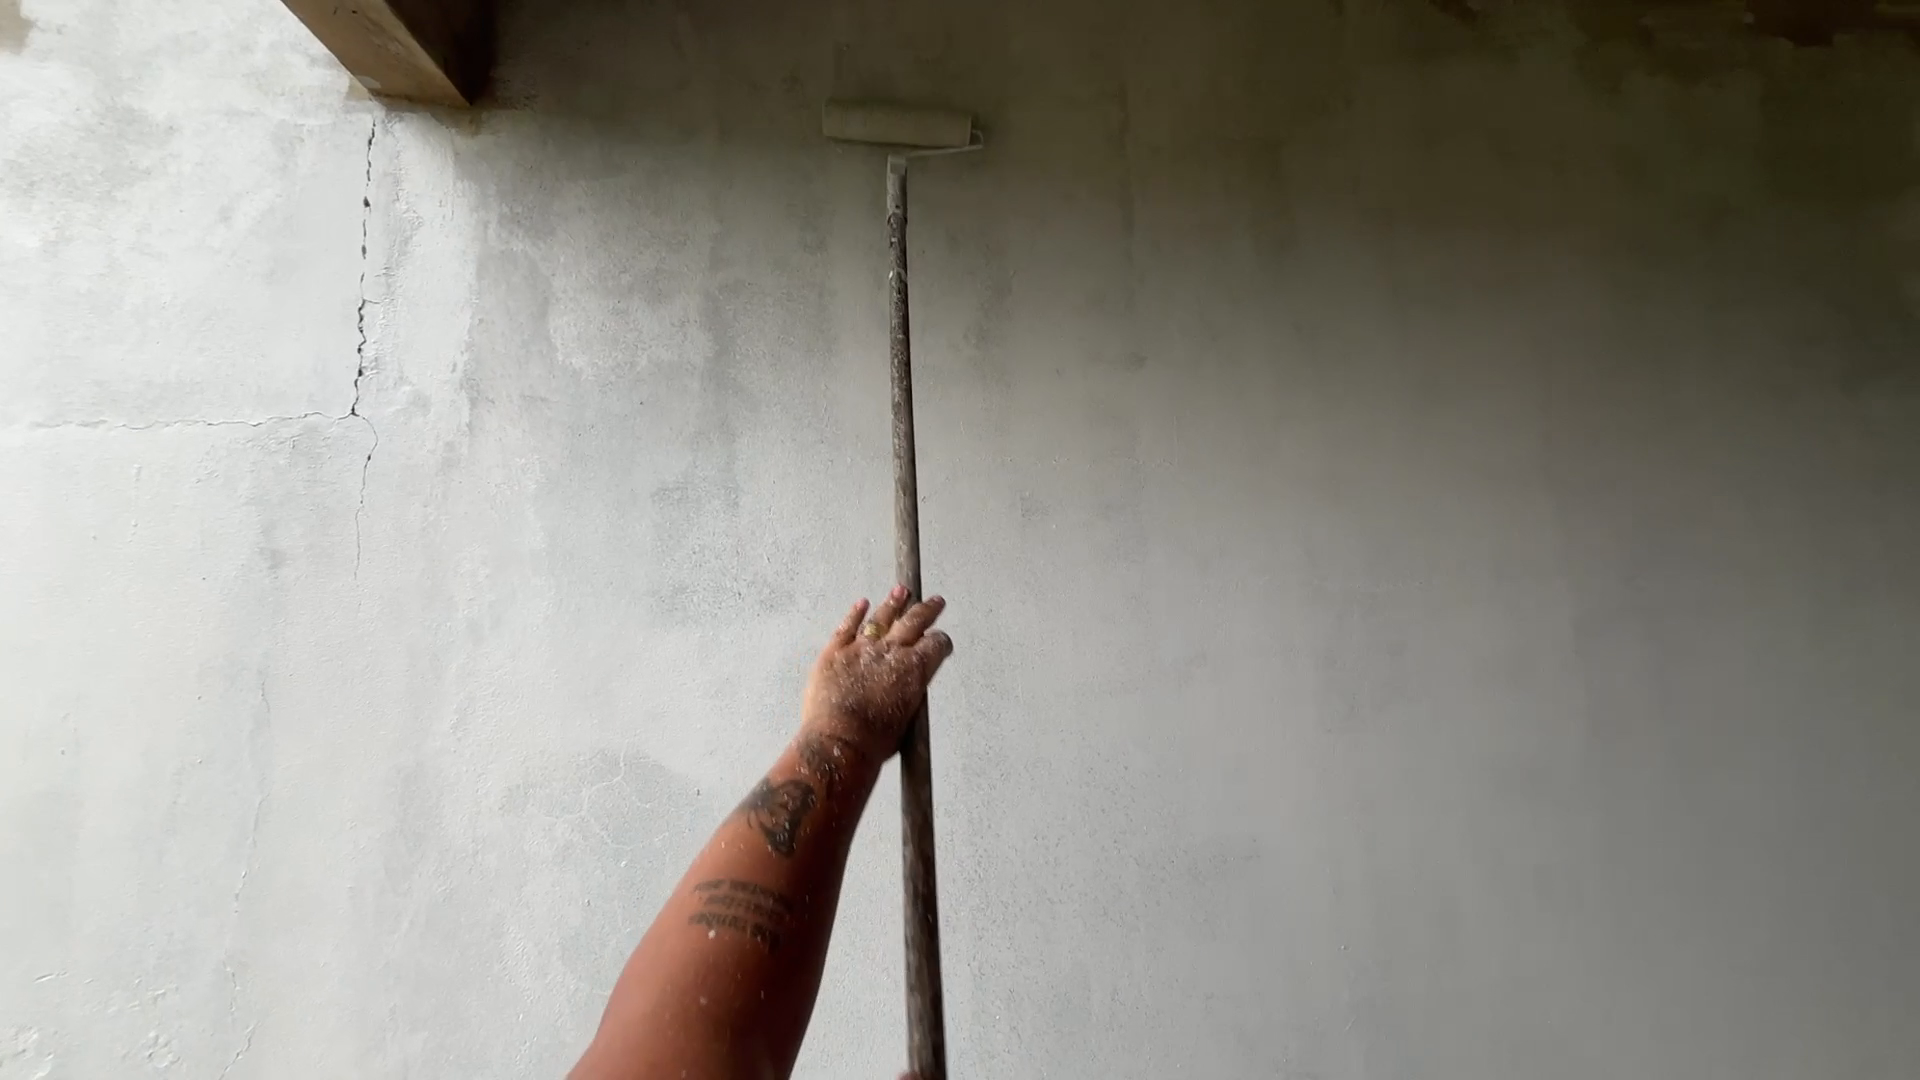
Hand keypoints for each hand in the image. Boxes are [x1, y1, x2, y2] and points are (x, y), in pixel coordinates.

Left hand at [802, 586, 953, 760]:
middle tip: (936, 601)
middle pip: (914, 621)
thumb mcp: (908, 719)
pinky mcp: (835, 652)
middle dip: (928, 609)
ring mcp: (861, 648)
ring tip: (901, 590)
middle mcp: (892, 652)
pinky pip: (847, 626)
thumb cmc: (875, 741)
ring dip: (893, 603)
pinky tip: (862, 603)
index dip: (941, 641)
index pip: (936, 644)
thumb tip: (909, 685)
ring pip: (881, 617)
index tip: (941, 641)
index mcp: (915, 670)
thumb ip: (910, 693)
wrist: (838, 742)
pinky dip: (855, 613)